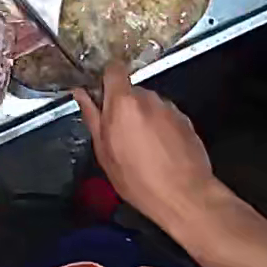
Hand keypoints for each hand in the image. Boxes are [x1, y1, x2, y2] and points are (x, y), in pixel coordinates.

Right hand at [75, 62, 228, 236]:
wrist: (186, 197)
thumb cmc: (138, 178)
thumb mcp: (104, 151)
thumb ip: (92, 117)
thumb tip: (80, 94)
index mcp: (123, 102)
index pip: (114, 70)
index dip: (107, 79)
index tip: (103, 96)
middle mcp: (148, 98)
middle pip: (131, 91)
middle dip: (125, 107)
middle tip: (121, 134)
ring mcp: (170, 109)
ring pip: (149, 105)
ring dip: (144, 118)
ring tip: (144, 148)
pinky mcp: (186, 121)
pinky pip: (166, 117)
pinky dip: (162, 128)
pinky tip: (162, 152)